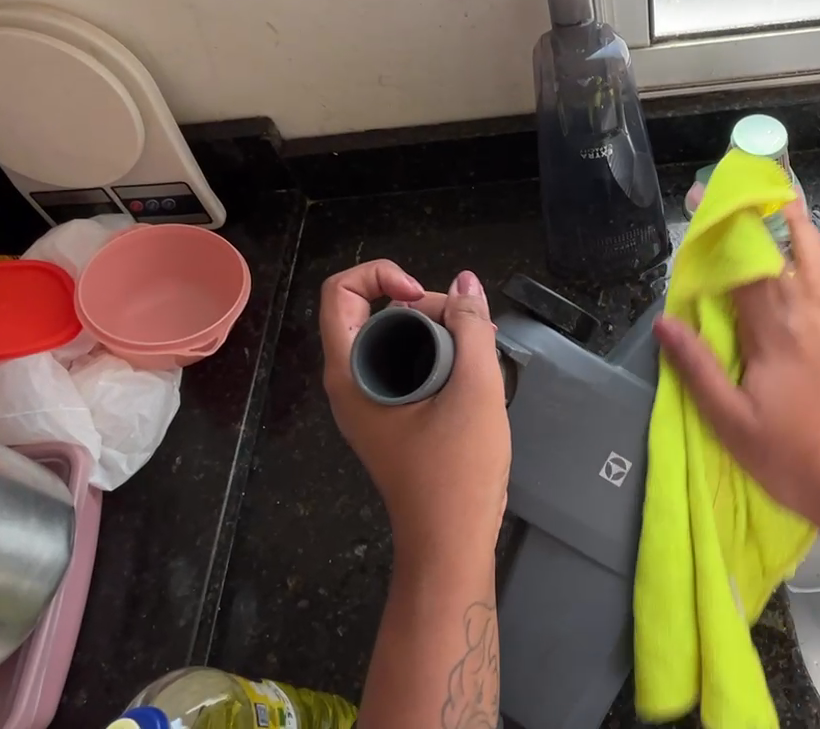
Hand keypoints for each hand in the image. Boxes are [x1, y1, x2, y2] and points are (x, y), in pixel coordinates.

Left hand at [321, 262, 510, 555]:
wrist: (452, 542)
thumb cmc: (457, 469)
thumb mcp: (475, 389)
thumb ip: (471, 327)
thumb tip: (465, 282)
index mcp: (351, 373)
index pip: (340, 292)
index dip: (382, 276)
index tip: (426, 297)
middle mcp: (351, 383)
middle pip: (374, 312)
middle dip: (425, 307)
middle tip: (468, 331)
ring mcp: (370, 403)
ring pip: (395, 339)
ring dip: (438, 333)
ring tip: (479, 353)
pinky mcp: (391, 417)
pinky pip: (407, 366)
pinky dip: (438, 357)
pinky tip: (473, 375)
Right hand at [653, 202, 819, 534]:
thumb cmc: (791, 459)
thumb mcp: (731, 422)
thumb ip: (697, 368)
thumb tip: (664, 322)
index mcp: (773, 333)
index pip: (743, 266)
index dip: (722, 228)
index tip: (702, 200)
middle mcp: (806, 318)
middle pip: (783, 252)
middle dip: (760, 214)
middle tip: (742, 187)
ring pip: (818, 263)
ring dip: (801, 227)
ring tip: (788, 197)